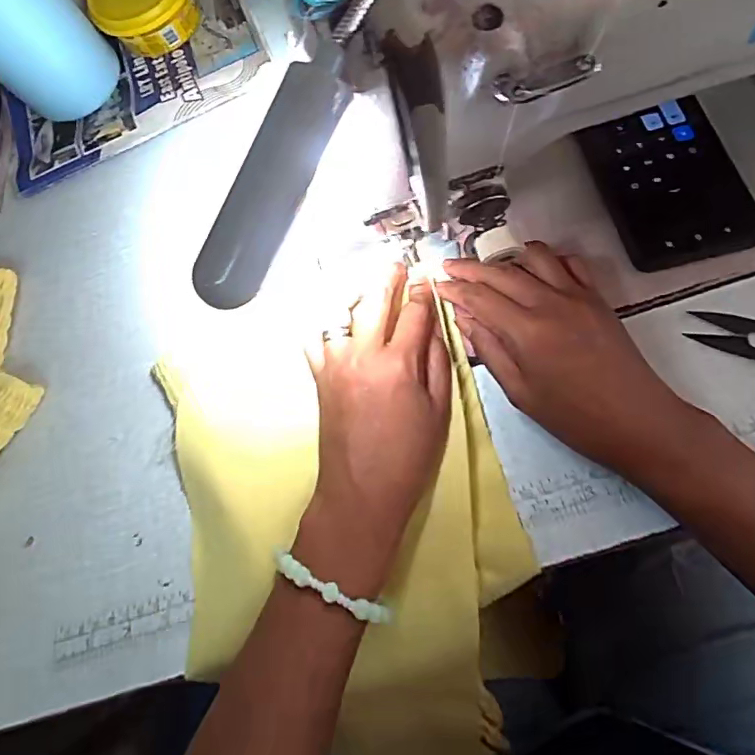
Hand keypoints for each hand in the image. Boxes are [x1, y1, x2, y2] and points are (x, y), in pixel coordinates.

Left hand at [300, 260, 451, 596]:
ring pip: (341, 312)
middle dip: (388, 277)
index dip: (423, 292)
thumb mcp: (438, 410)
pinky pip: (316, 337)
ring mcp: (335, 363)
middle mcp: (363, 355)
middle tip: (396, 263)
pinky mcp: (319, 376)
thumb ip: (437, 362)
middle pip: (375, 301)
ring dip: (356, 291)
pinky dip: (324, 320)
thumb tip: (434, 327)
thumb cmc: (408, 456)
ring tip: (366, 280)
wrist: (360, 491)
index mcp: (399, 364)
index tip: (426, 278)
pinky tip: (333, 312)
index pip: (414, 313)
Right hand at [437, 242, 720, 480]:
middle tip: (450, 267)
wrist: (636, 419)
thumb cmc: (574, 417)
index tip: (437, 284)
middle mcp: (550, 303)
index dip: (454, 288)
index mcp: (526, 331)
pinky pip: (569, 262)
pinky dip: (548, 259)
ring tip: (492, 268)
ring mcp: (577, 295)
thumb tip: (464, 318)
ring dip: (508, 257)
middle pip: (501, 272)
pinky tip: (537, 271)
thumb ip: (490, 350)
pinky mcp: (596, 297)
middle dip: (470, 267)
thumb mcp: (521, 392)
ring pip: (535, 256)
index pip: (480, 296)